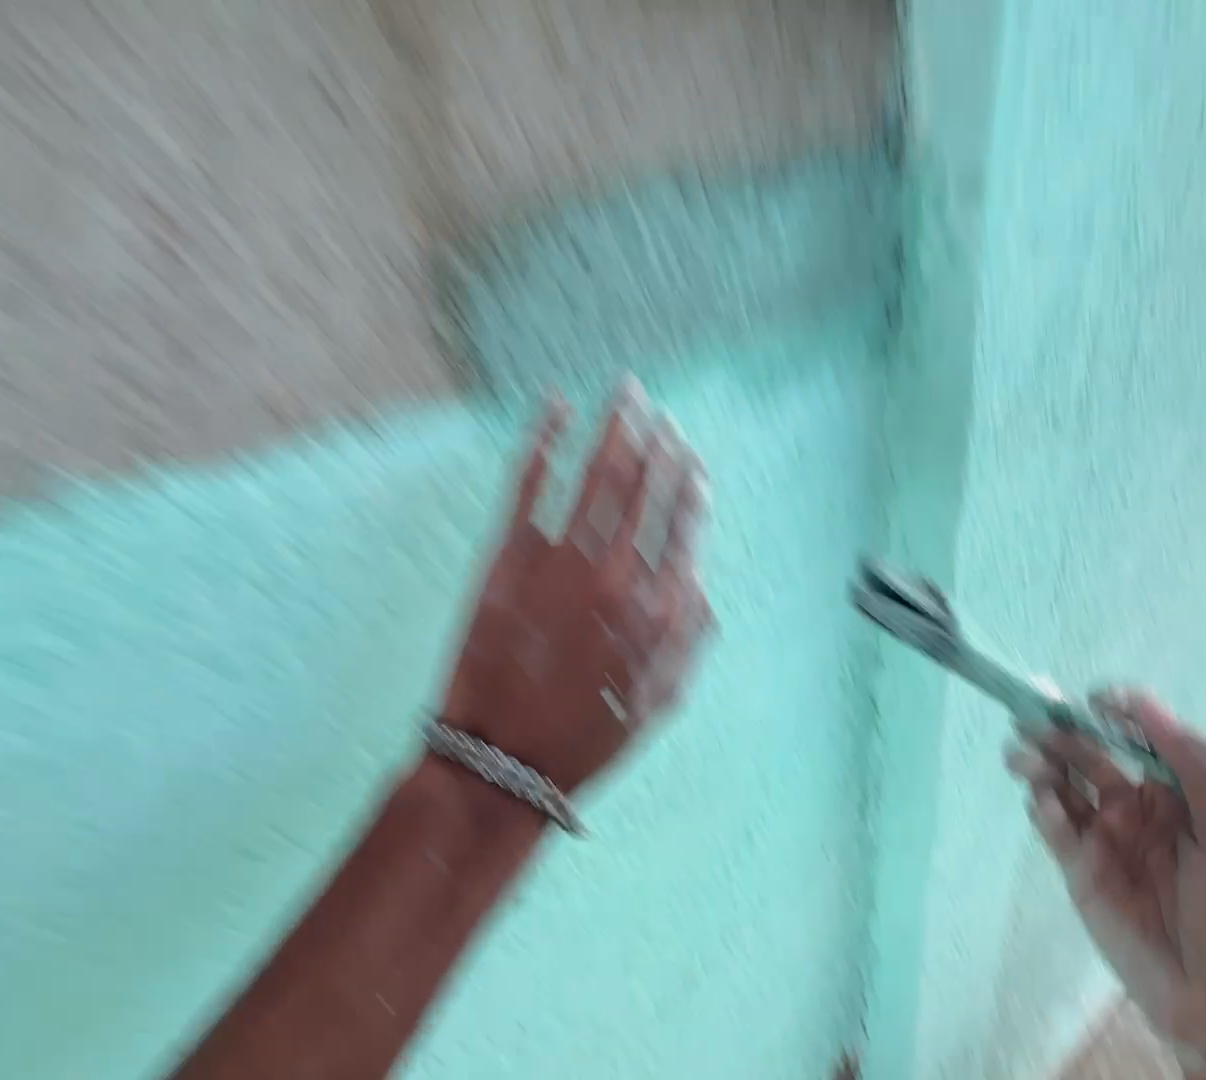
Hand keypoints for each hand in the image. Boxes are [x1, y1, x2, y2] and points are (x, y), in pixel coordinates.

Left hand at [440, 378, 712, 794]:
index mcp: (658, 606)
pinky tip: (556, 407)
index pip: (684, 523)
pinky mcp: (507, 557)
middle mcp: (616, 571)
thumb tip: (701, 579)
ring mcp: (560, 559)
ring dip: (613, 427)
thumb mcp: (664, 700)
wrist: (503, 761)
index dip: (690, 482)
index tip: (691, 454)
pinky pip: (529, 484)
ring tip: (624, 393)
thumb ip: (693, 635)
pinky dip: (544, 440)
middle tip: (658, 410)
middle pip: (643, 487)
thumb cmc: (589, 736)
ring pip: (596, 474)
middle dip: (656, 441)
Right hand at [1009, 689, 1205, 1072]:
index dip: (1115, 712)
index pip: (1137, 736)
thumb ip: (1194, 764)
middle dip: (1060, 732)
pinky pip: (1054, 827)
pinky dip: (1043, 808)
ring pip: (1060, 783)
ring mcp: (1103, 836)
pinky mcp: (1077, 868)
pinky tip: (1045, 804)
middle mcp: (1135, 805)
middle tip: (1030, 718)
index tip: (1093, 700)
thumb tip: (1144, 702)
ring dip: (1039, 762)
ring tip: (1022, 756)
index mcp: (1178, 792)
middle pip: (1087, 753)